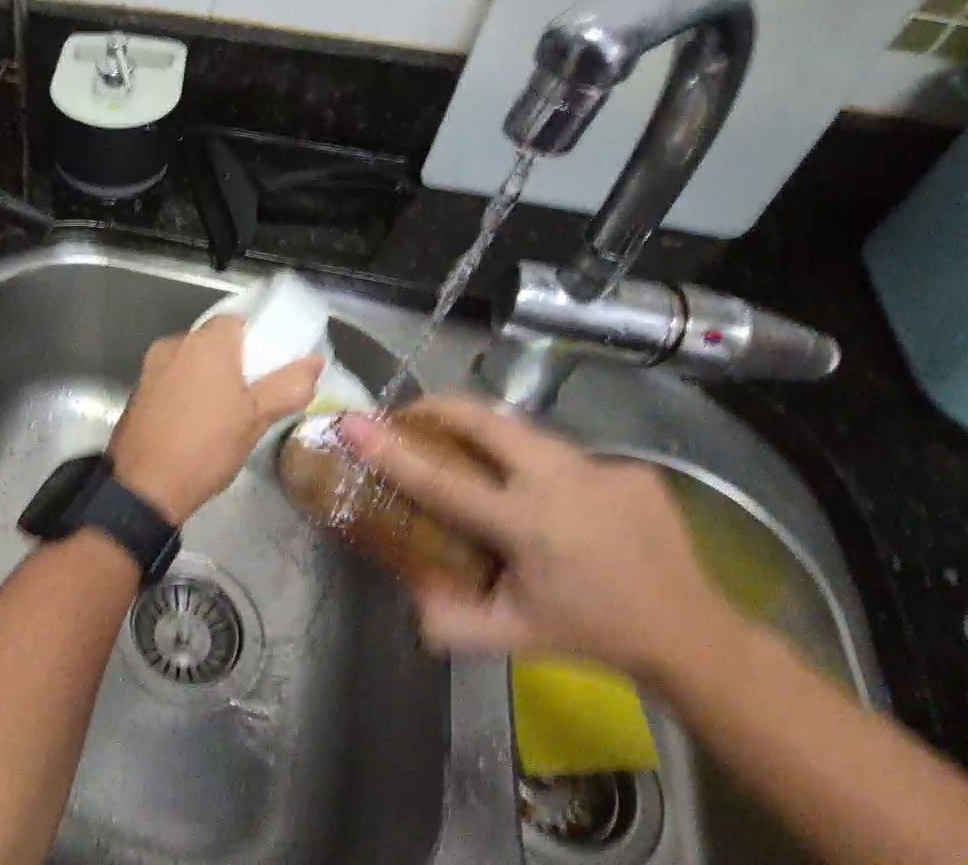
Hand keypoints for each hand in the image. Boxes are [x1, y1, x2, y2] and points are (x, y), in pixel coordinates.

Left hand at [108, 316, 322, 525]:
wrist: (144, 486)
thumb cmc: (206, 447)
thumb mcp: (257, 419)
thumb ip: (289, 386)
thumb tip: (314, 361)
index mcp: (205, 343)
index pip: (237, 322)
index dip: (257, 341)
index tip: (270, 369)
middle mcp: (174, 345)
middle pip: (212, 341)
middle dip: (234, 362)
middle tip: (254, 394)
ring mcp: (150, 367)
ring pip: (191, 361)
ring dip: (209, 378)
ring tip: (227, 412)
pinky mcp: (138, 389)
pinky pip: (171, 378)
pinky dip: (187, 390)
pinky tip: (198, 420)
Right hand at [335, 395, 741, 682]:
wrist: (693, 634)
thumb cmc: (590, 634)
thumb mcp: (510, 637)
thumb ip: (447, 621)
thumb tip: (404, 592)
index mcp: (529, 526)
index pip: (441, 480)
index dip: (389, 450)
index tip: (352, 423)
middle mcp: (565, 483)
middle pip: (486, 420)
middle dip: (437, 408)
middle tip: (408, 418)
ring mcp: (604, 469)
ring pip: (525, 434)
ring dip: (486, 437)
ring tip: (471, 457)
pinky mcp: (630, 468)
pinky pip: (566, 457)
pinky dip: (540, 470)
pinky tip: (550, 502)